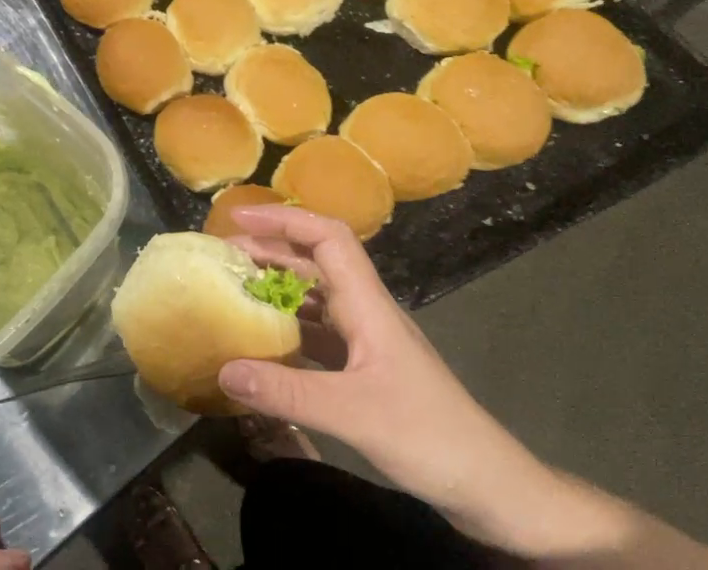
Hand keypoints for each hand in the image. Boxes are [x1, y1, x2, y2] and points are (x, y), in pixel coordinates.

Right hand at [212, 204, 565, 547]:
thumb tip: (223, 369)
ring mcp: (365, 343)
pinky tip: (258, 346)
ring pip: (313, 298)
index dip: (284, 220)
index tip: (237, 221)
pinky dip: (283, 329)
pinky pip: (314, 334)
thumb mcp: (354, 414)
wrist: (489, 486)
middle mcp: (366, 314)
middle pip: (314, 263)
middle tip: (218, 259)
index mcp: (369, 307)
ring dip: (273, 288)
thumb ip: (286, 393)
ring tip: (229, 293)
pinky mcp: (362, 371)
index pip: (329, 239)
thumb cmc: (429, 437)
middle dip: (267, 251)